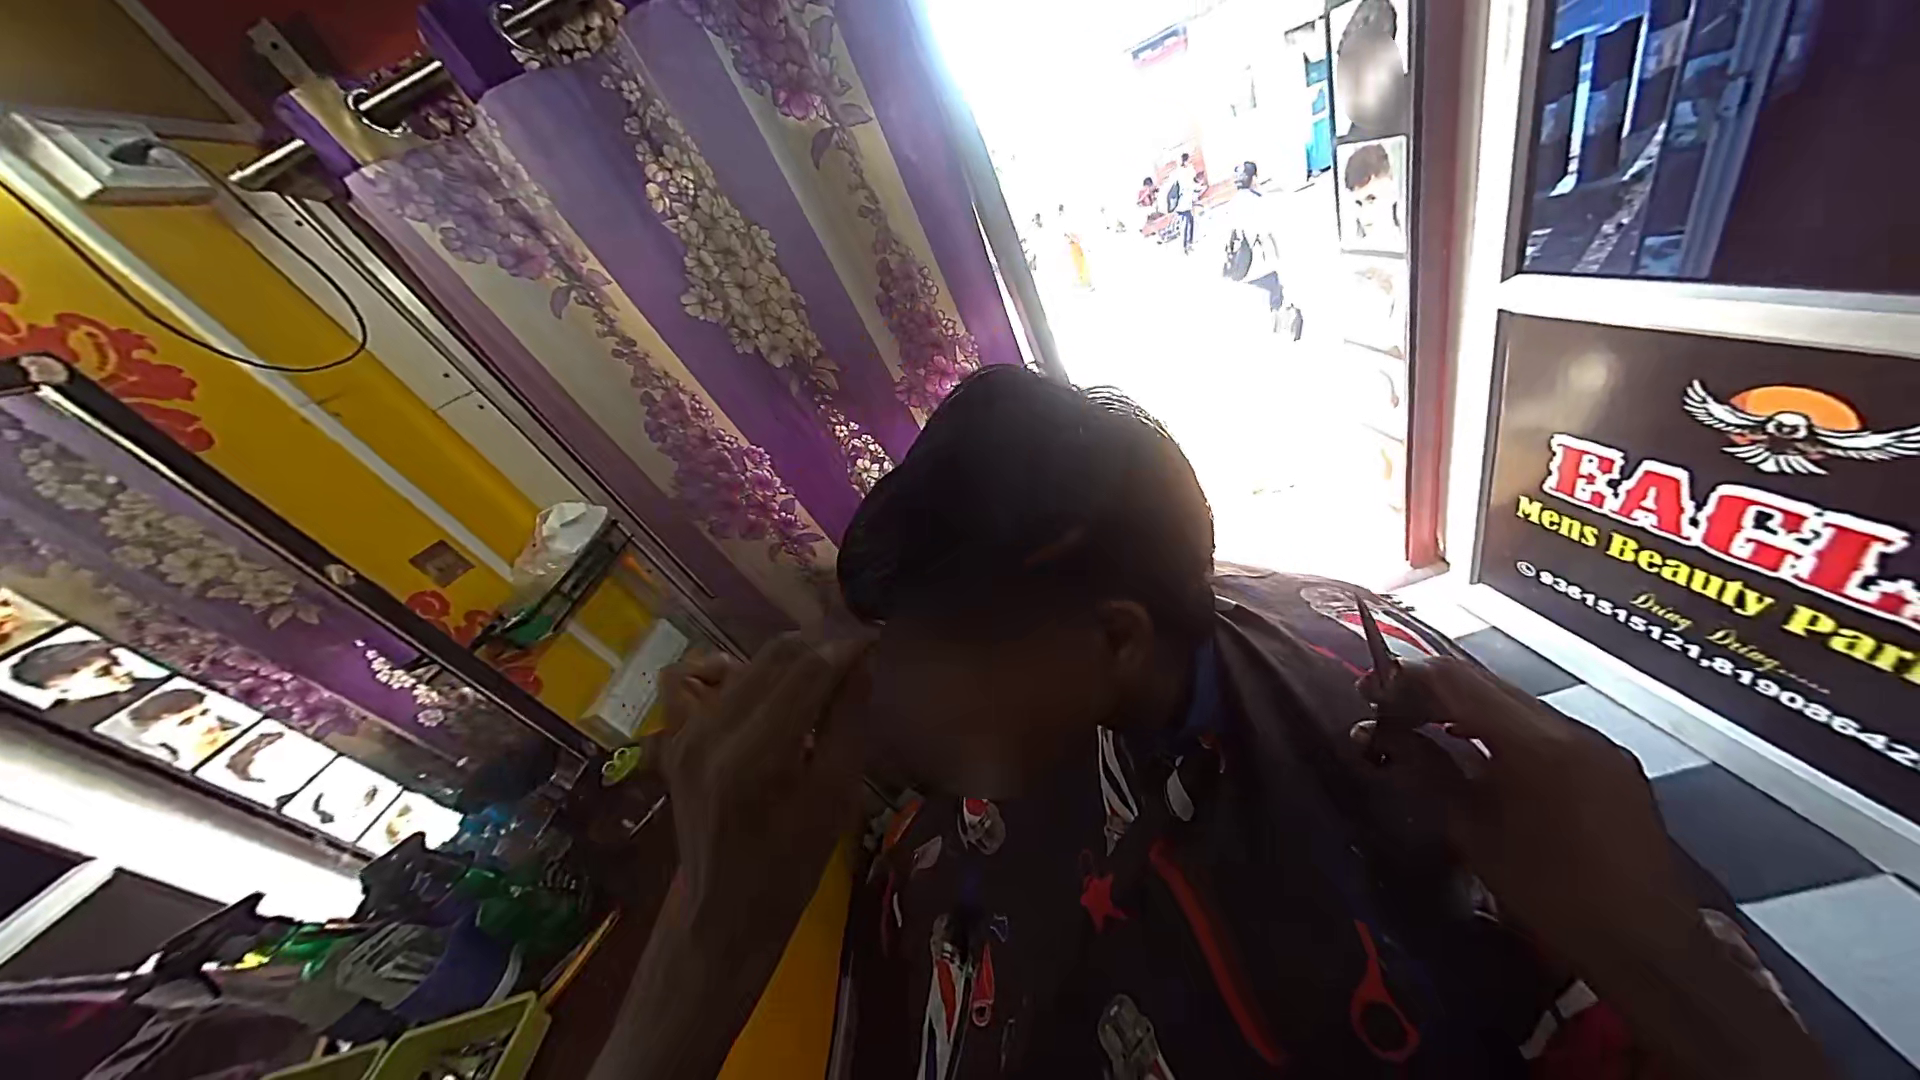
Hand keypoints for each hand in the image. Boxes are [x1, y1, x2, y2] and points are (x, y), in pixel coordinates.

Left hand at [653, 634, 870, 951]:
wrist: (726, 909)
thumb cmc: (794, 862)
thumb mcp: (838, 794)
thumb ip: (850, 718)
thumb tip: (864, 658)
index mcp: (759, 756)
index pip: (809, 671)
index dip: (846, 646)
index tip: (874, 636)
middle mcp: (713, 733)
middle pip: (776, 657)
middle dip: (822, 644)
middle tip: (853, 650)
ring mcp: (684, 734)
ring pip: (744, 662)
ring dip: (787, 657)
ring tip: (816, 673)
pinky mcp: (672, 738)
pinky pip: (686, 679)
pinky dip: (721, 668)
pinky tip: (748, 682)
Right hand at [1355, 656, 1691, 953]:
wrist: (1650, 951)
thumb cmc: (1547, 891)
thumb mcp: (1469, 826)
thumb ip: (1422, 766)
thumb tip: (1373, 732)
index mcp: (1536, 743)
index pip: (1453, 679)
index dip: (1402, 678)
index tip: (1367, 694)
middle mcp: (1569, 730)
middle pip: (1480, 682)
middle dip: (1424, 690)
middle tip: (1384, 710)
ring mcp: (1594, 743)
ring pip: (1506, 699)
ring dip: (1456, 705)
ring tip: (1417, 726)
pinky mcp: (1606, 762)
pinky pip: (1533, 723)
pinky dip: (1490, 724)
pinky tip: (1469, 748)